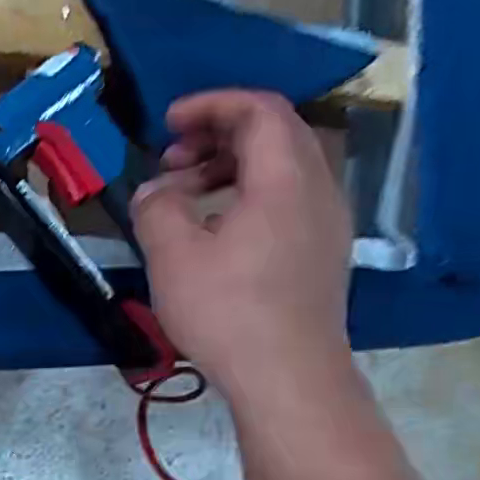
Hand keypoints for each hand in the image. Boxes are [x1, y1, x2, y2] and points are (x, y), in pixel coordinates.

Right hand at [132, 90, 353, 396]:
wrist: (286, 374)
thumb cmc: (226, 309)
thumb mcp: (172, 254)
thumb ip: (156, 208)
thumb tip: (155, 192)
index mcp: (285, 180)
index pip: (260, 111)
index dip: (212, 105)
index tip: (167, 122)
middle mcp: (317, 191)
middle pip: (275, 135)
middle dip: (217, 135)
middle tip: (169, 161)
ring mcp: (325, 223)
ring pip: (281, 169)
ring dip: (228, 167)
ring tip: (181, 198)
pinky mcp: (319, 252)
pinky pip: (285, 200)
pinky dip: (245, 195)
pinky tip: (211, 230)